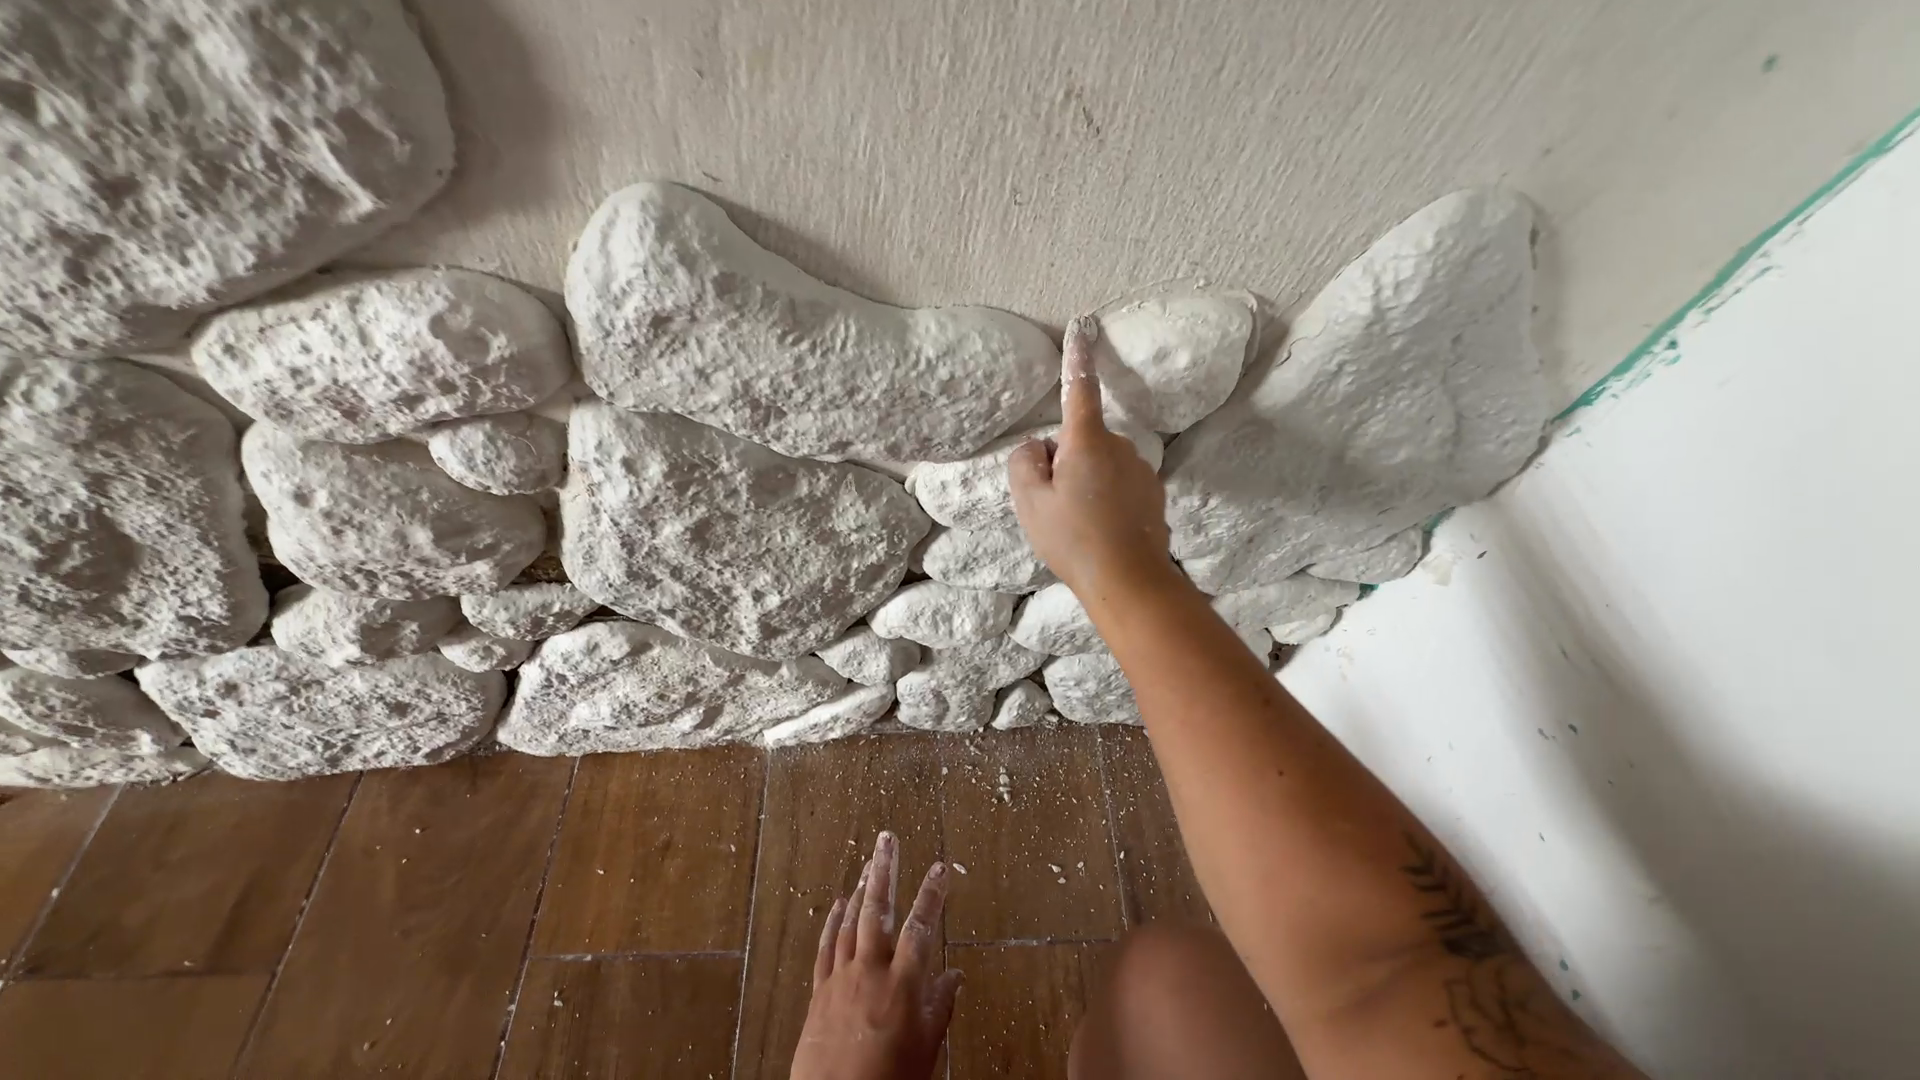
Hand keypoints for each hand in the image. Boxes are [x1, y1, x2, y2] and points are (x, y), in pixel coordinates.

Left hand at [791, 832, 962, 1079]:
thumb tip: (955, 974)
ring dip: (860, 890)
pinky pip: (826, 947)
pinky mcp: (820, 992)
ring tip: (868, 863)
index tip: (940, 867)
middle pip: (878, 910)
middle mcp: (871, 971)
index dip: (932, 894)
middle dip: (884, 871)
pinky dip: (832, 923)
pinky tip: (837, 905)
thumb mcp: (927, 1048)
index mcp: (903, 983)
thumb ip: (940, 1007)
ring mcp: (841, 978)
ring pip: (850, 922)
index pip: (922, 926)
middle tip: (886, 839)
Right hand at [1009, 315, 1174, 597]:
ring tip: (1079, 524)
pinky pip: (1120, 486)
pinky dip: (1107, 501)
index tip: (1082, 324)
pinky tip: (1100, 531)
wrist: (1128, 580)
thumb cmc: (1073, 538)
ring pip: (1101, 465)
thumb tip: (1039, 448)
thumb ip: (1025, 462)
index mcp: (1088, 441)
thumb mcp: (1030, 501)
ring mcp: (1142, 471)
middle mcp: (1121, 447)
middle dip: (1067, 461)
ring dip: (1087, 483)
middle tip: (1056, 503)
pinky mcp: (1153, 494)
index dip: (1077, 356)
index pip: (1079, 388)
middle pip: (1082, 441)